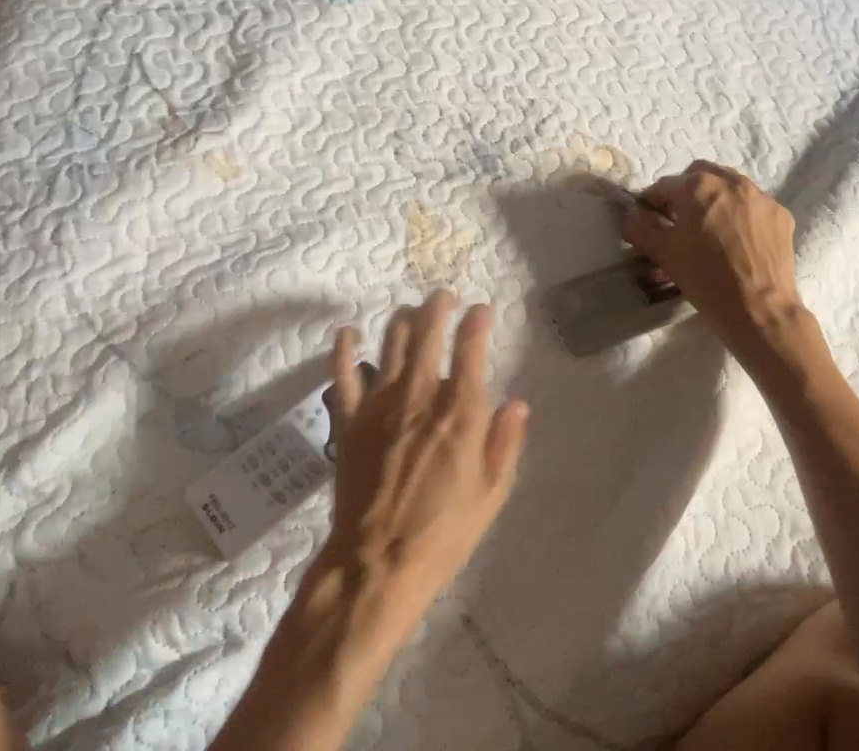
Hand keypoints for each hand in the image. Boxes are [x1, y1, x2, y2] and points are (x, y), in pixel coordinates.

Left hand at [323, 291, 529, 598]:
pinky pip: (342, 372)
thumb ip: (504, 443)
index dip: (477, 322)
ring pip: (390, 342)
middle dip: (438, 306)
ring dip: (402, 320)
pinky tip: (349, 332)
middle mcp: (419, 395)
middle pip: (427, 333)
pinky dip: (345, 346)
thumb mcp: (491, 494)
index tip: (482, 309)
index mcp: (459, 412)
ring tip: (410, 312)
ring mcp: (378, 404)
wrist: (378, 561)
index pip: (470, 349)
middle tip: (444, 297)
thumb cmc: (444, 533)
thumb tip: (516, 402)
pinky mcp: (347, 419)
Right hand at [621, 160, 804, 338]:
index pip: (663, 187)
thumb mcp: (664, 254)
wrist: (759, 309)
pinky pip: (753, 205)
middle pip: (699, 176)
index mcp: (698, 187)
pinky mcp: (780, 215)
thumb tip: (630, 215)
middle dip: (685, 192)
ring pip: (729, 186)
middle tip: (679, 221)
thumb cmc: (705, 278)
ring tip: (709, 229)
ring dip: (714, 199)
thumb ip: (641, 228)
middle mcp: (731, 182)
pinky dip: (740, 214)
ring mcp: (760, 197)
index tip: (648, 221)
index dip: (651, 203)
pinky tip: (736, 240)